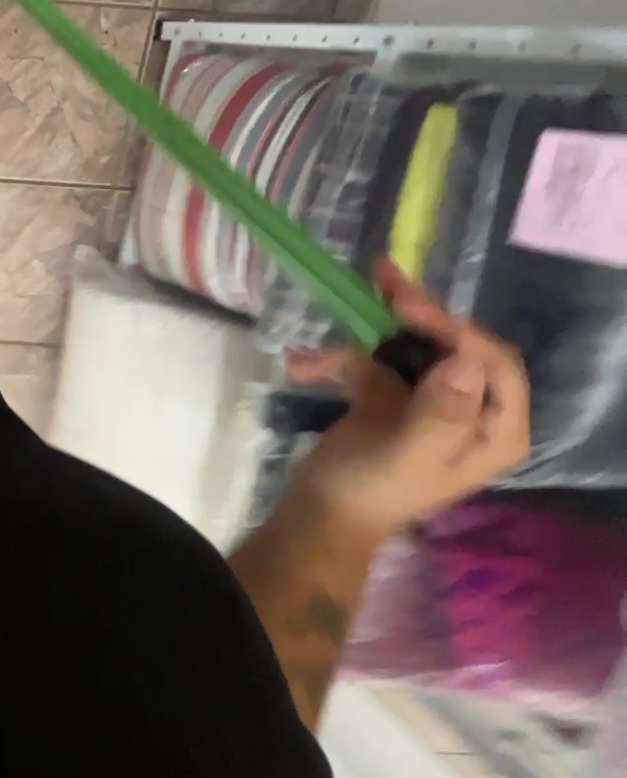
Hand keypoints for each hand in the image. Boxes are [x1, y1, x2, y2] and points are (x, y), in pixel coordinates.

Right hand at [291, 259, 530, 538]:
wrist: (321, 513)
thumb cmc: (369, 490)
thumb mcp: (407, 456)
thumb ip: (442, 414)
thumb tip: (463, 363)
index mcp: (493, 429)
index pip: (493, 363)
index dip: (453, 328)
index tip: (404, 304)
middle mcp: (469, 410)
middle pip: (452, 347)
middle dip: (413, 317)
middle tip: (378, 279)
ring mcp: (426, 403)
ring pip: (404, 351)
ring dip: (356, 345)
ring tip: (305, 357)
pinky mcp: (388, 400)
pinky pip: (369, 365)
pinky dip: (335, 361)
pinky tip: (299, 368)